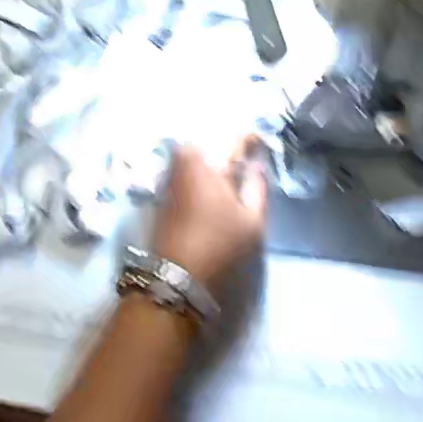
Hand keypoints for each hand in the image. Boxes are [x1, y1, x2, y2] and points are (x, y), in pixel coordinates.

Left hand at [150, 141, 268, 291]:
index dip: (251, 140)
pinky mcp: (161, 197)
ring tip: (229, 181)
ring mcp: (169, 179)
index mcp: (208, 161)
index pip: (235, 139)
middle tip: (243, 164)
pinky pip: (185, 175)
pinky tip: (211, 196)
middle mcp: (184, 162)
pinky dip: (198, 179)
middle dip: (226, 150)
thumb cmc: (218, 246)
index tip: (261, 143)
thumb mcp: (251, 221)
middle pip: (210, 145)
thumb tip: (257, 166)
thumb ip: (257, 188)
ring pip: (195, 160)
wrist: (173, 281)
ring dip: (211, 165)